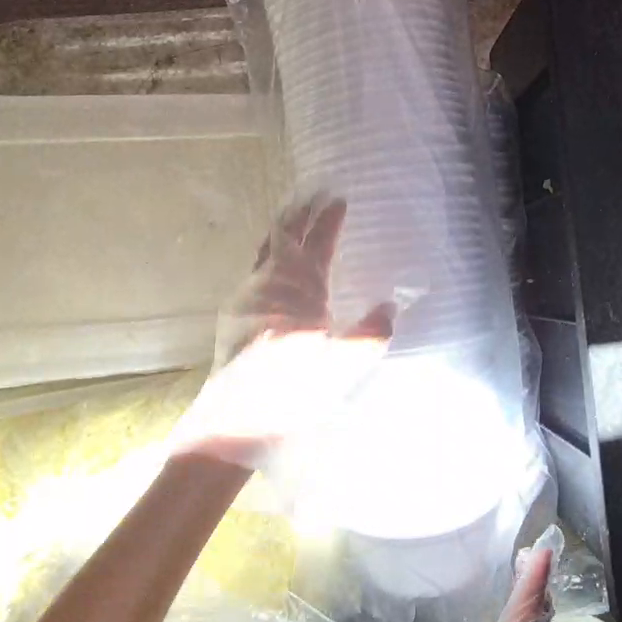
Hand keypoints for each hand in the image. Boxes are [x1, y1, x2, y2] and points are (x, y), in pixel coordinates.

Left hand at [173, 196, 392, 468]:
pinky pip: (256, 278)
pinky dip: (272, 265)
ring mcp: (244, 301)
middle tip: (316, 202)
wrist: (234, 422)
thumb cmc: (291, 388)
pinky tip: (280, 280)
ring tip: (298, 232)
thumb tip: (388, 308)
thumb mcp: (344, 363)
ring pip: (264, 256)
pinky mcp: (233, 322)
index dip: (324, 218)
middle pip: (282, 238)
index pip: (311, 239)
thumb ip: (371, 332)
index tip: (336, 199)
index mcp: (294, 285)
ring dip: (283, 240)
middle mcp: (265, 284)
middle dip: (301, 218)